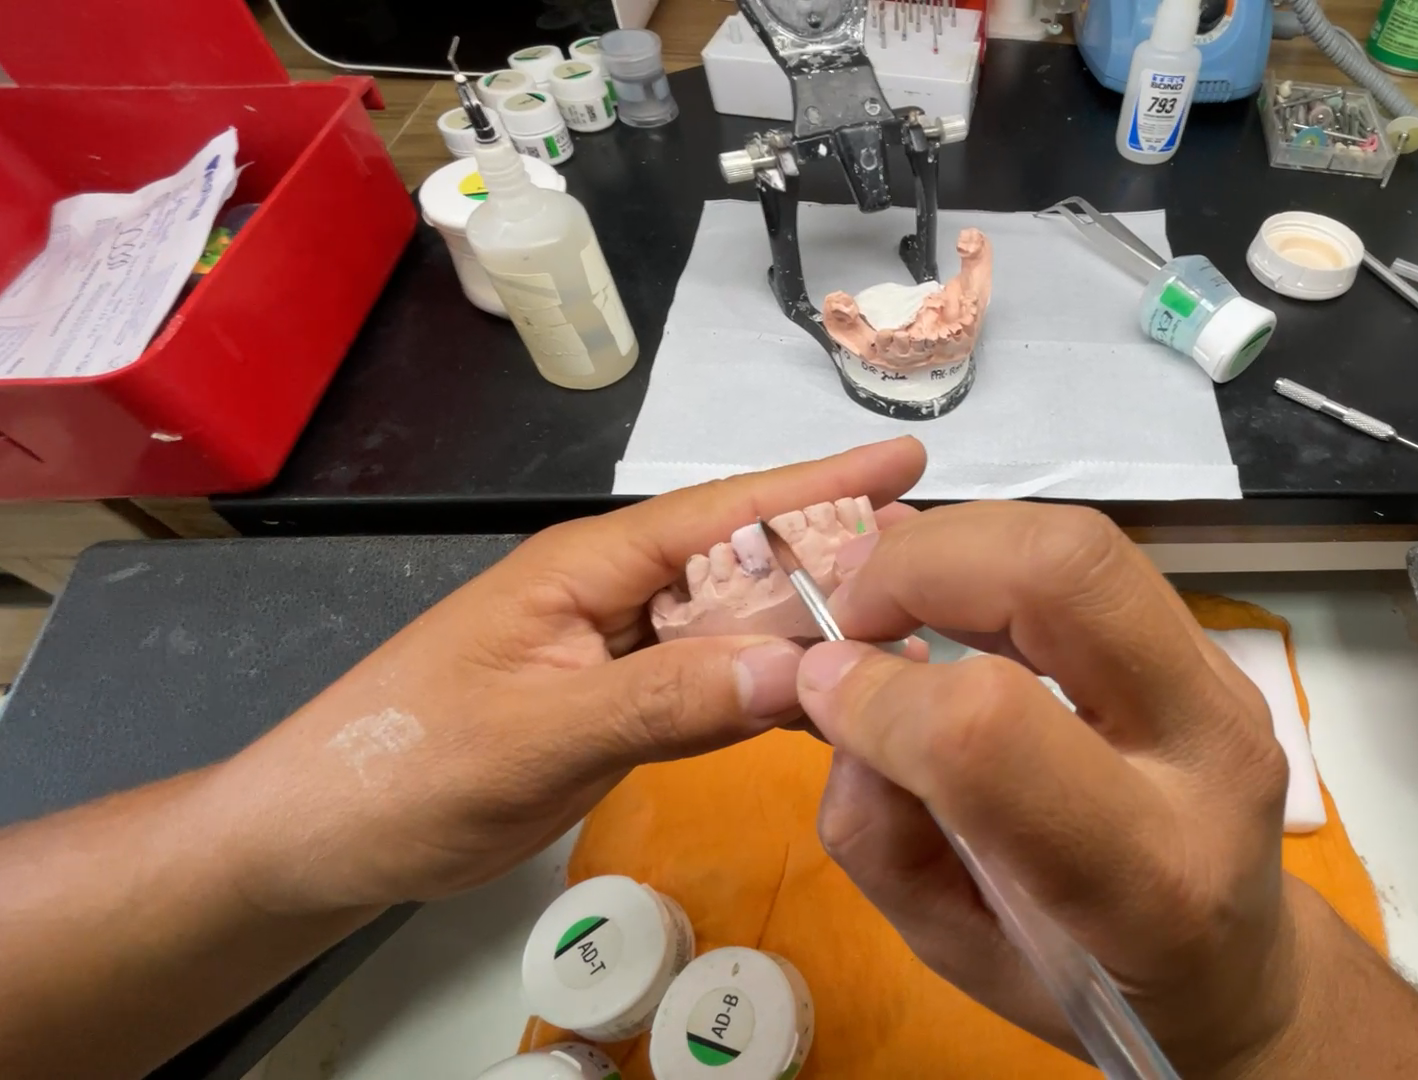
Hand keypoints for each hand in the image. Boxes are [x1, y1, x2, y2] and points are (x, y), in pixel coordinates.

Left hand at [212, 438, 927, 914]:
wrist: (323, 839)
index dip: (821, 485)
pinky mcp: (641, 693)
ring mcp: (637, 643)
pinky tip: (832, 700)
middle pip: (754, 559)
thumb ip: (666, 701)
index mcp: (598, 562)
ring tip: (906, 627)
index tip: (905, 460)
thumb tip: (799, 673)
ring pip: (748, 624)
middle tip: (933, 553)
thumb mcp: (537, 733)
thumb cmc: (406, 768)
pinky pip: (728, 682)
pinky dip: (780, 689)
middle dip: (841, 550)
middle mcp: (629, 588)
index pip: (728, 510)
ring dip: (820, 626)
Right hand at [796, 502, 1298, 1078]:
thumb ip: (881, 836)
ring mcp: (1220, 676)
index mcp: (1146, 873)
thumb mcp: (963, 954)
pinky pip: (1087, 555)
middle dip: (923, 564)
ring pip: (1080, 542)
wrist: (1234, 958)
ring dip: (954, 541)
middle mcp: (1207, 745)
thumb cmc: (1095, 981)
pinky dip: (992, 547)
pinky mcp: (1204, 642)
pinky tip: (943, 581)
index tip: (823, 685)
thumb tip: (841, 693)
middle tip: (849, 606)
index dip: (884, 694)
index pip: (994, 729)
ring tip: (885, 585)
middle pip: (1067, 574)